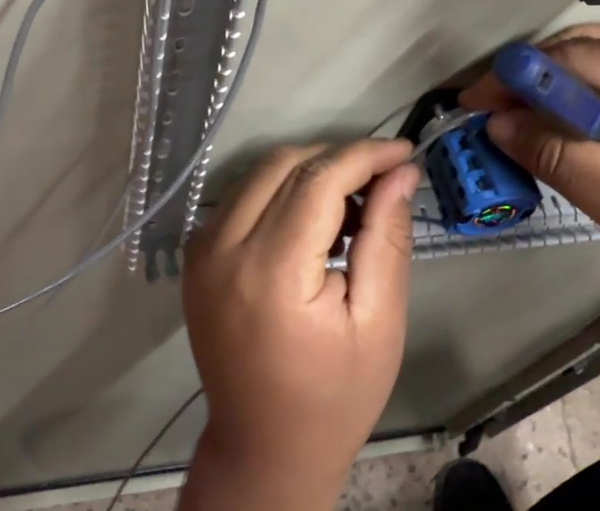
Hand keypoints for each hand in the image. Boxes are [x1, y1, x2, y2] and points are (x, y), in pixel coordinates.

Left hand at [180, 141, 420, 506]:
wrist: (263, 447)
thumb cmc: (333, 397)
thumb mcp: (378, 323)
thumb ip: (386, 240)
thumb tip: (400, 173)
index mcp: (271, 271)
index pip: (318, 179)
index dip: (364, 155)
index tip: (404, 151)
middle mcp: (224, 248)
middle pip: (283, 165)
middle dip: (338, 158)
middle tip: (383, 180)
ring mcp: (201, 251)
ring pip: (259, 175)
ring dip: (308, 172)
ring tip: (353, 207)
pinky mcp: (196, 257)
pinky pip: (240, 198)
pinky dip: (279, 192)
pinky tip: (313, 223)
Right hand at [460, 24, 599, 343]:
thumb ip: (566, 159)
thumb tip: (498, 122)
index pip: (582, 56)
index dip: (518, 76)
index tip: (468, 106)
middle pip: (594, 49)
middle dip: (537, 83)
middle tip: (493, 124)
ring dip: (565, 97)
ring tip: (529, 136)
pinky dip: (598, 108)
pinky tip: (583, 141)